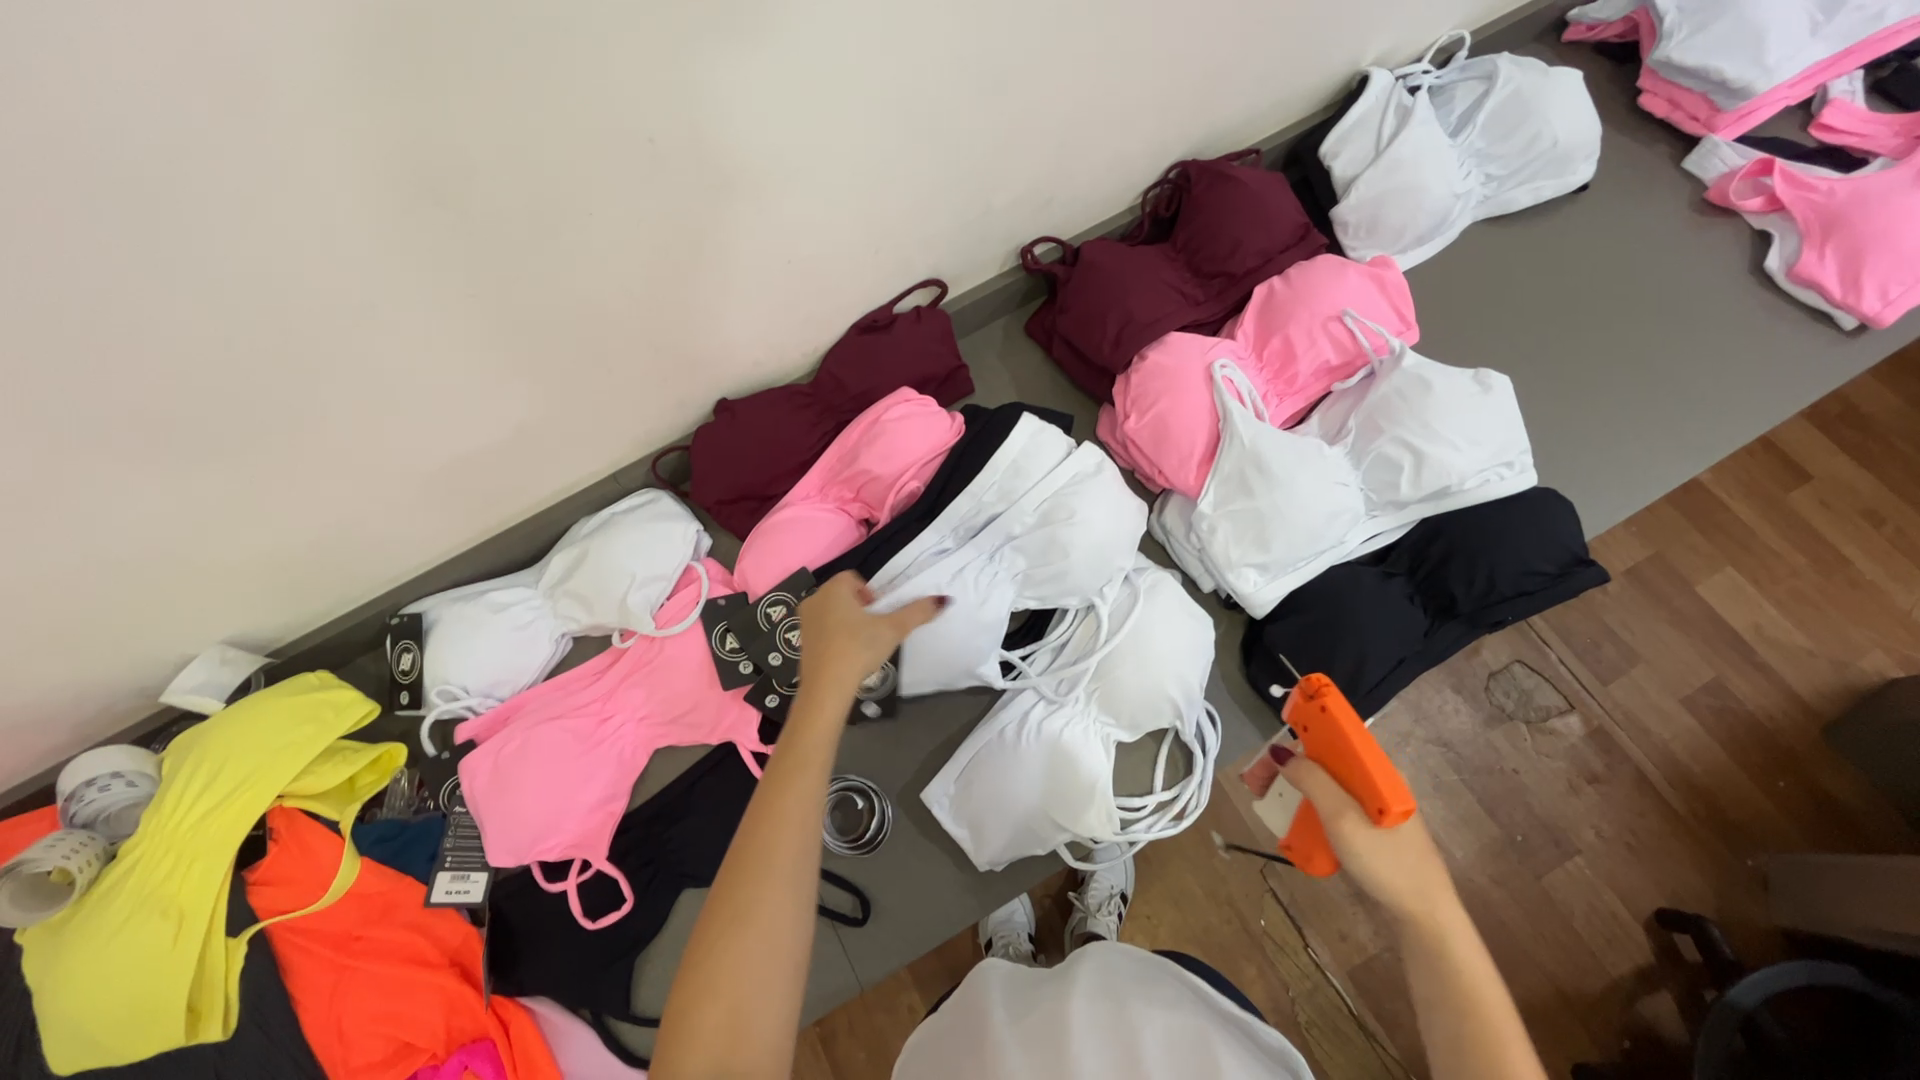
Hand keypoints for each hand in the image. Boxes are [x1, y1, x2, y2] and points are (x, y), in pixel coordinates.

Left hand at [798, 572, 944, 695]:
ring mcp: (805, 621)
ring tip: (861, 643)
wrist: (827, 687)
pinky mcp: (801, 641)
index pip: (854, 578)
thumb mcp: (893, 629)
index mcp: (833, 589)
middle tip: (874, 629)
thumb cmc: (859, 649)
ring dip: (848, 621)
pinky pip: (823, 629)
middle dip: (860, 608)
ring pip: (832, 612)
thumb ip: (917, 612)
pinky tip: (846, 654)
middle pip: (843, 594)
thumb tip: (943, 600)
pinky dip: (835, 636)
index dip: (871, 594)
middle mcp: (815, 599)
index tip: (879, 615)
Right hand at [1267, 750, 1458, 925]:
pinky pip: (1336, 804)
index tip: (1265, 759)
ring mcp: (1378, 803)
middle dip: (1288, 767)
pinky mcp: (1375, 824)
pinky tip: (1297, 822)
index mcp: (1377, 770)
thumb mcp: (1342, 818)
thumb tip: (1280, 752)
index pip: (1332, 736)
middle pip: (1325, 760)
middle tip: (1256, 787)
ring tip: (1269, 803)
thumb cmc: (1384, 862)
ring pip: (1328, 783)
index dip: (1294, 739)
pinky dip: (1311, 806)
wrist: (1424, 914)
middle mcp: (1379, 779)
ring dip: (1296, 787)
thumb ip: (1312, 781)